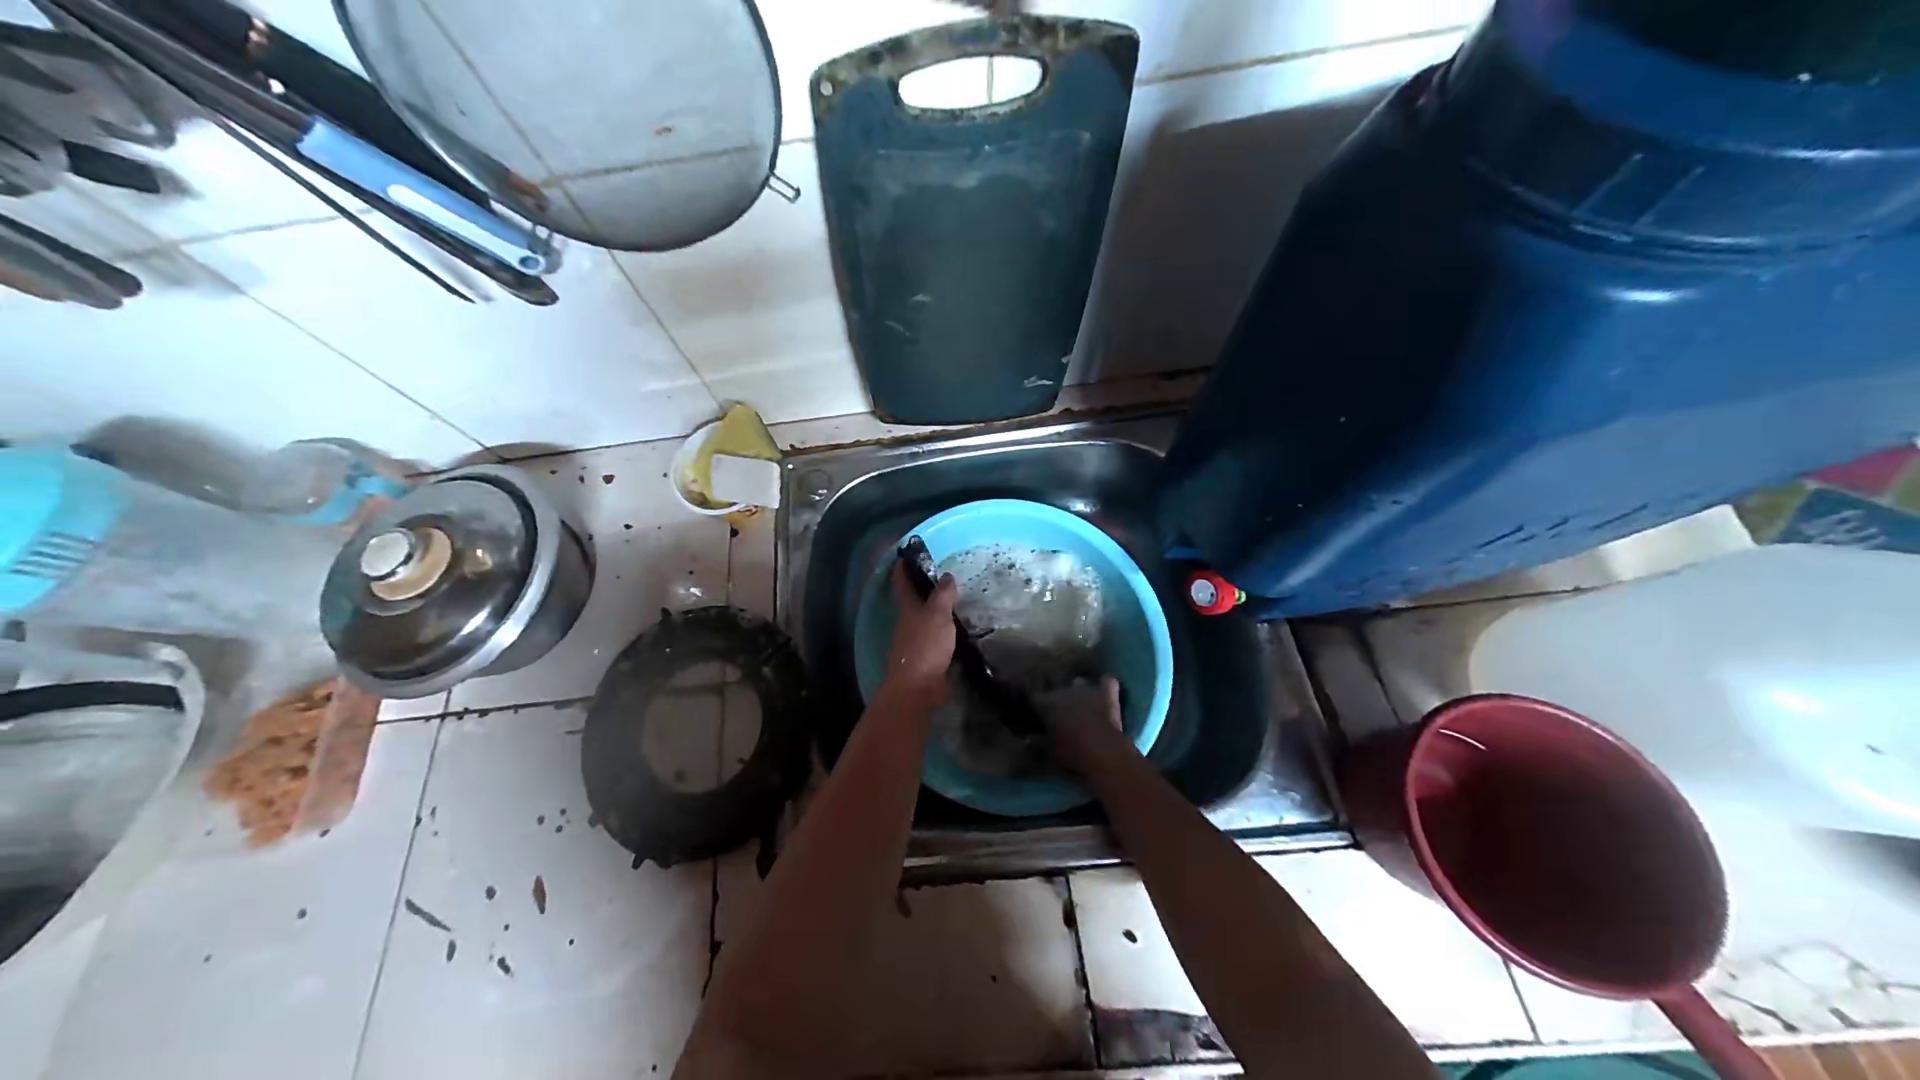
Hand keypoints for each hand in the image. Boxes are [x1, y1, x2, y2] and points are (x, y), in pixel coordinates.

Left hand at [883, 562, 957, 704]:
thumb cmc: (925, 645)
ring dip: (936, 612)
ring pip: (925, 621)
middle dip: (922, 590)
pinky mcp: (927, 658)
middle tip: (941, 578)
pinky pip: (936, 639)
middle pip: (913, 603)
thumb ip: (943, 595)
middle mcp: (908, 624)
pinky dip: (945, 631)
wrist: (918, 687)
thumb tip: (947, 576)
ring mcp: (916, 642)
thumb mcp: (937, 614)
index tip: (904, 556)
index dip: (902, 570)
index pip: (902, 584)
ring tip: (955, 602)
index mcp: (907, 610)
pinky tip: (958, 630)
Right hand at [1037, 675, 1127, 773]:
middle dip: (1056, 696)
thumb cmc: (1072, 753)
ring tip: (1081, 701)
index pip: (1033, 694)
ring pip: (1079, 681)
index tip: (1035, 707)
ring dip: (1078, 691)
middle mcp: (1063, 690)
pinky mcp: (1106, 692)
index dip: (1034, 700)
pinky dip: (1105, 686)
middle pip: (1055, 686)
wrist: (1104, 751)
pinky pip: (1106, 682)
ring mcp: (1086, 688)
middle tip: (1059, 710)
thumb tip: (1029, 739)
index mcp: (1046, 703)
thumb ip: (1038, 743)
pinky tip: (1105, 692)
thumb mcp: (1050, 752)